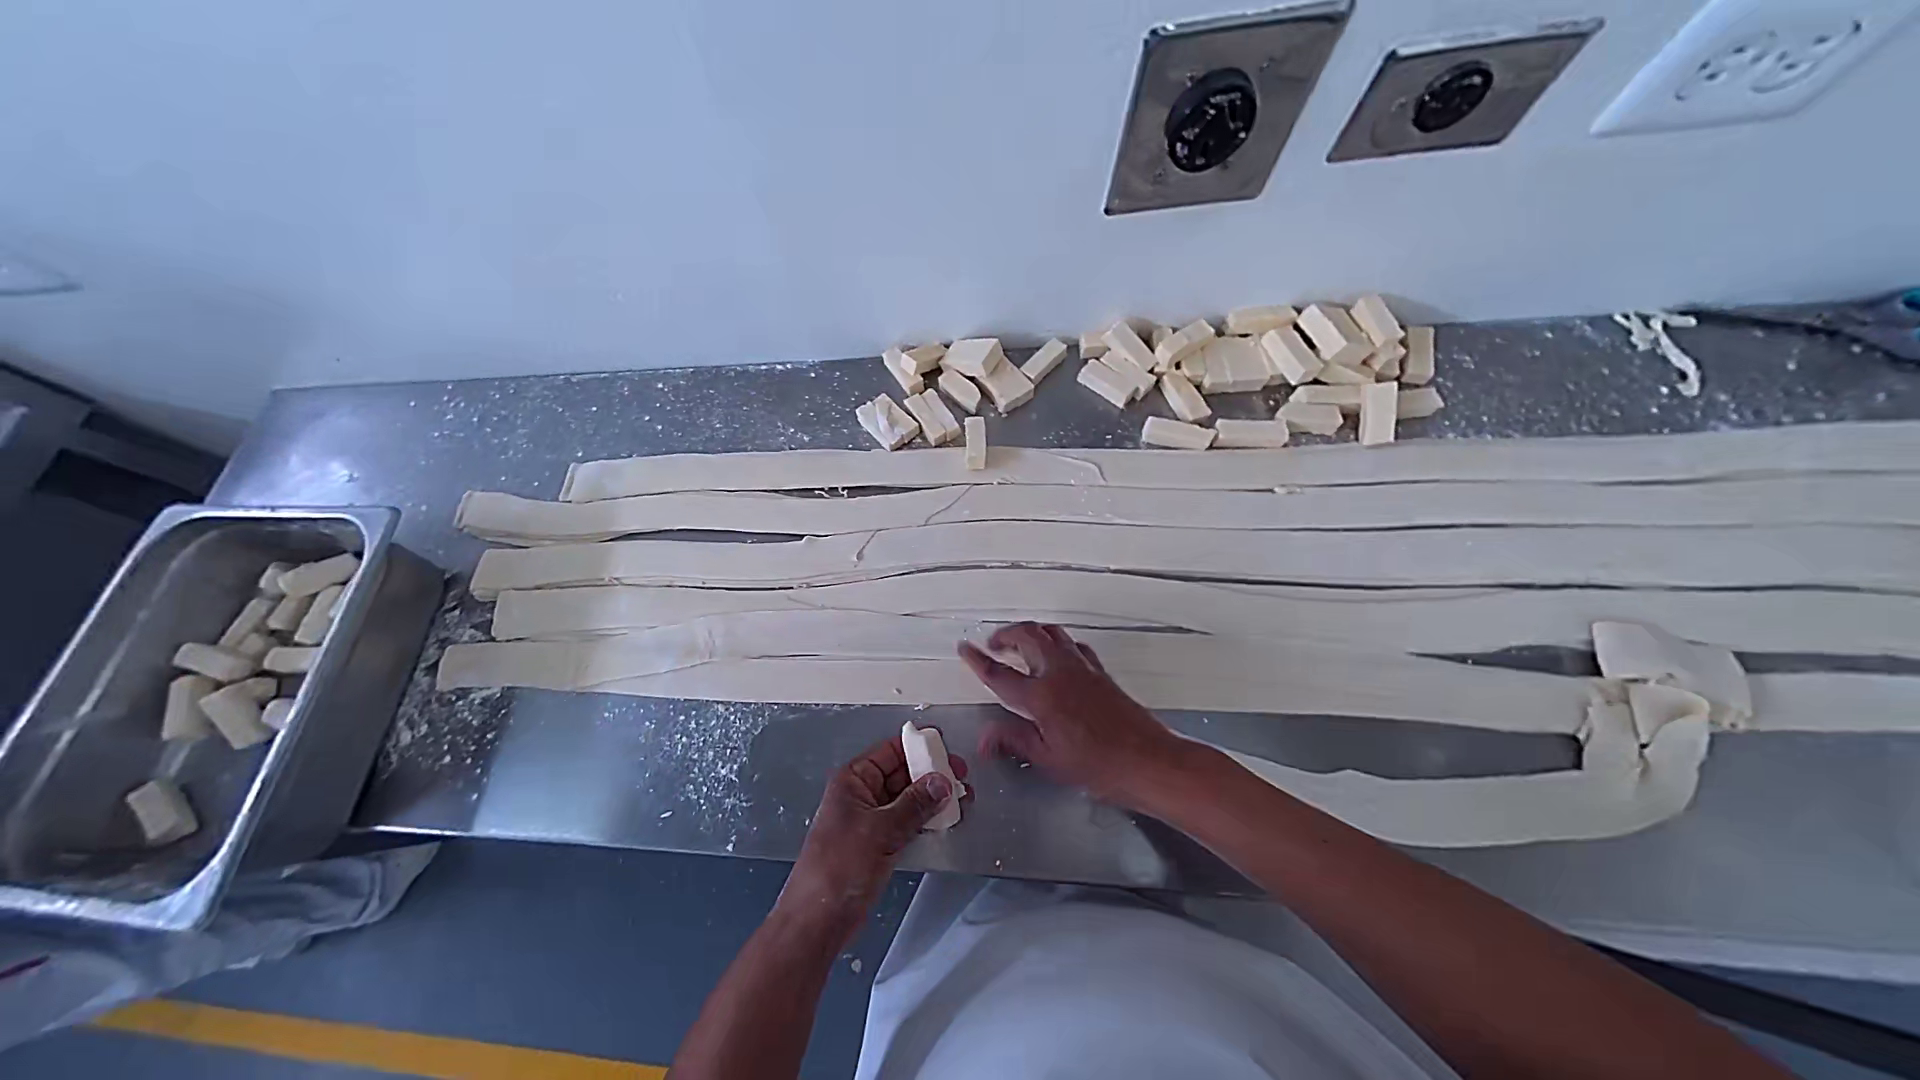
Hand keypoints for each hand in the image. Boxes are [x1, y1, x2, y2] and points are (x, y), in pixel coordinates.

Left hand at [777, 736, 966, 939]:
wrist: (818, 921)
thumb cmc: (837, 868)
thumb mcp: (880, 830)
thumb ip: (914, 804)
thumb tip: (942, 782)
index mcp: (853, 780)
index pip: (890, 751)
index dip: (919, 748)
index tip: (946, 750)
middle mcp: (862, 795)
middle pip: (903, 774)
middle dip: (932, 775)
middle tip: (962, 779)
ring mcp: (872, 820)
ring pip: (909, 799)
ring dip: (933, 799)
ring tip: (962, 800)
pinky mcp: (880, 843)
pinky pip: (909, 822)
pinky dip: (927, 820)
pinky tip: (947, 821)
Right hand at [959, 622, 1186, 808]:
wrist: (1149, 760)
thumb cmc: (1100, 765)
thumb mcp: (1049, 759)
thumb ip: (1015, 741)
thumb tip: (986, 737)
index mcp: (1041, 696)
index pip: (1000, 673)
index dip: (978, 660)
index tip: (965, 649)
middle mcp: (1060, 674)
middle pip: (1027, 636)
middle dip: (1005, 634)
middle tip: (993, 644)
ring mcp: (1083, 669)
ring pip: (1051, 633)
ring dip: (1031, 632)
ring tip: (1020, 642)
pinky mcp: (1100, 672)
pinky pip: (1073, 645)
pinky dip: (1058, 643)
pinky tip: (1059, 654)